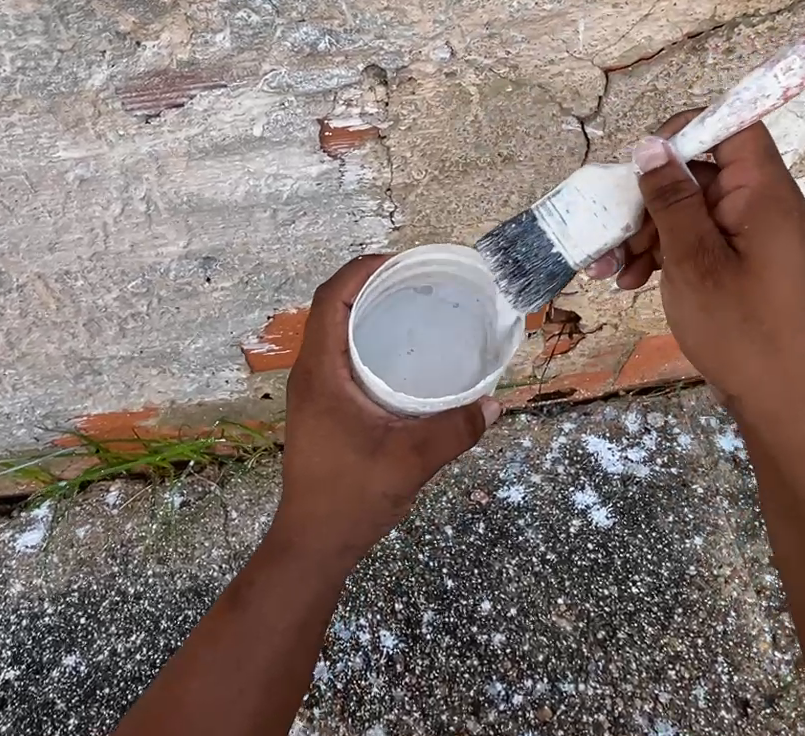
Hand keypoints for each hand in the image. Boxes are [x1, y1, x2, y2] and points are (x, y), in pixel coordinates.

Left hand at [271, 255, 500, 564]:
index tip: (400, 261)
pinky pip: (339, 354)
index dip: (361, 270)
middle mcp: (310, 372)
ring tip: (411, 307)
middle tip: (416, 280)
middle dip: (369, 284)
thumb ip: (453, 431)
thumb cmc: (350, 497)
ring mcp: (312, 390)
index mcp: (320, 371)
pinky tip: (400, 356)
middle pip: (331, 307)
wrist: (313, 543)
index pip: (330, 298)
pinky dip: (365, 339)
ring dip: (366, 311)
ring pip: (334, 331)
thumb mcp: (410, 461)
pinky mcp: (320, 406)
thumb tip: (494, 404)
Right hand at [585, 117, 804, 411]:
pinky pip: (694, 238)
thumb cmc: (740, 328)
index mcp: (763, 193)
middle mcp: (759, 205)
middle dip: (648, 201)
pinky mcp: (738, 260)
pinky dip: (661, 254)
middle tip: (612, 237)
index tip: (643, 160)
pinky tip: (632, 281)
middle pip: (697, 173)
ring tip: (612, 271)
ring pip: (686, 209)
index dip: (688, 130)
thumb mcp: (693, 260)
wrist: (779, 399)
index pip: (734, 127)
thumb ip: (671, 198)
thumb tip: (649, 145)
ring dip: (645, 235)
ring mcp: (748, 234)